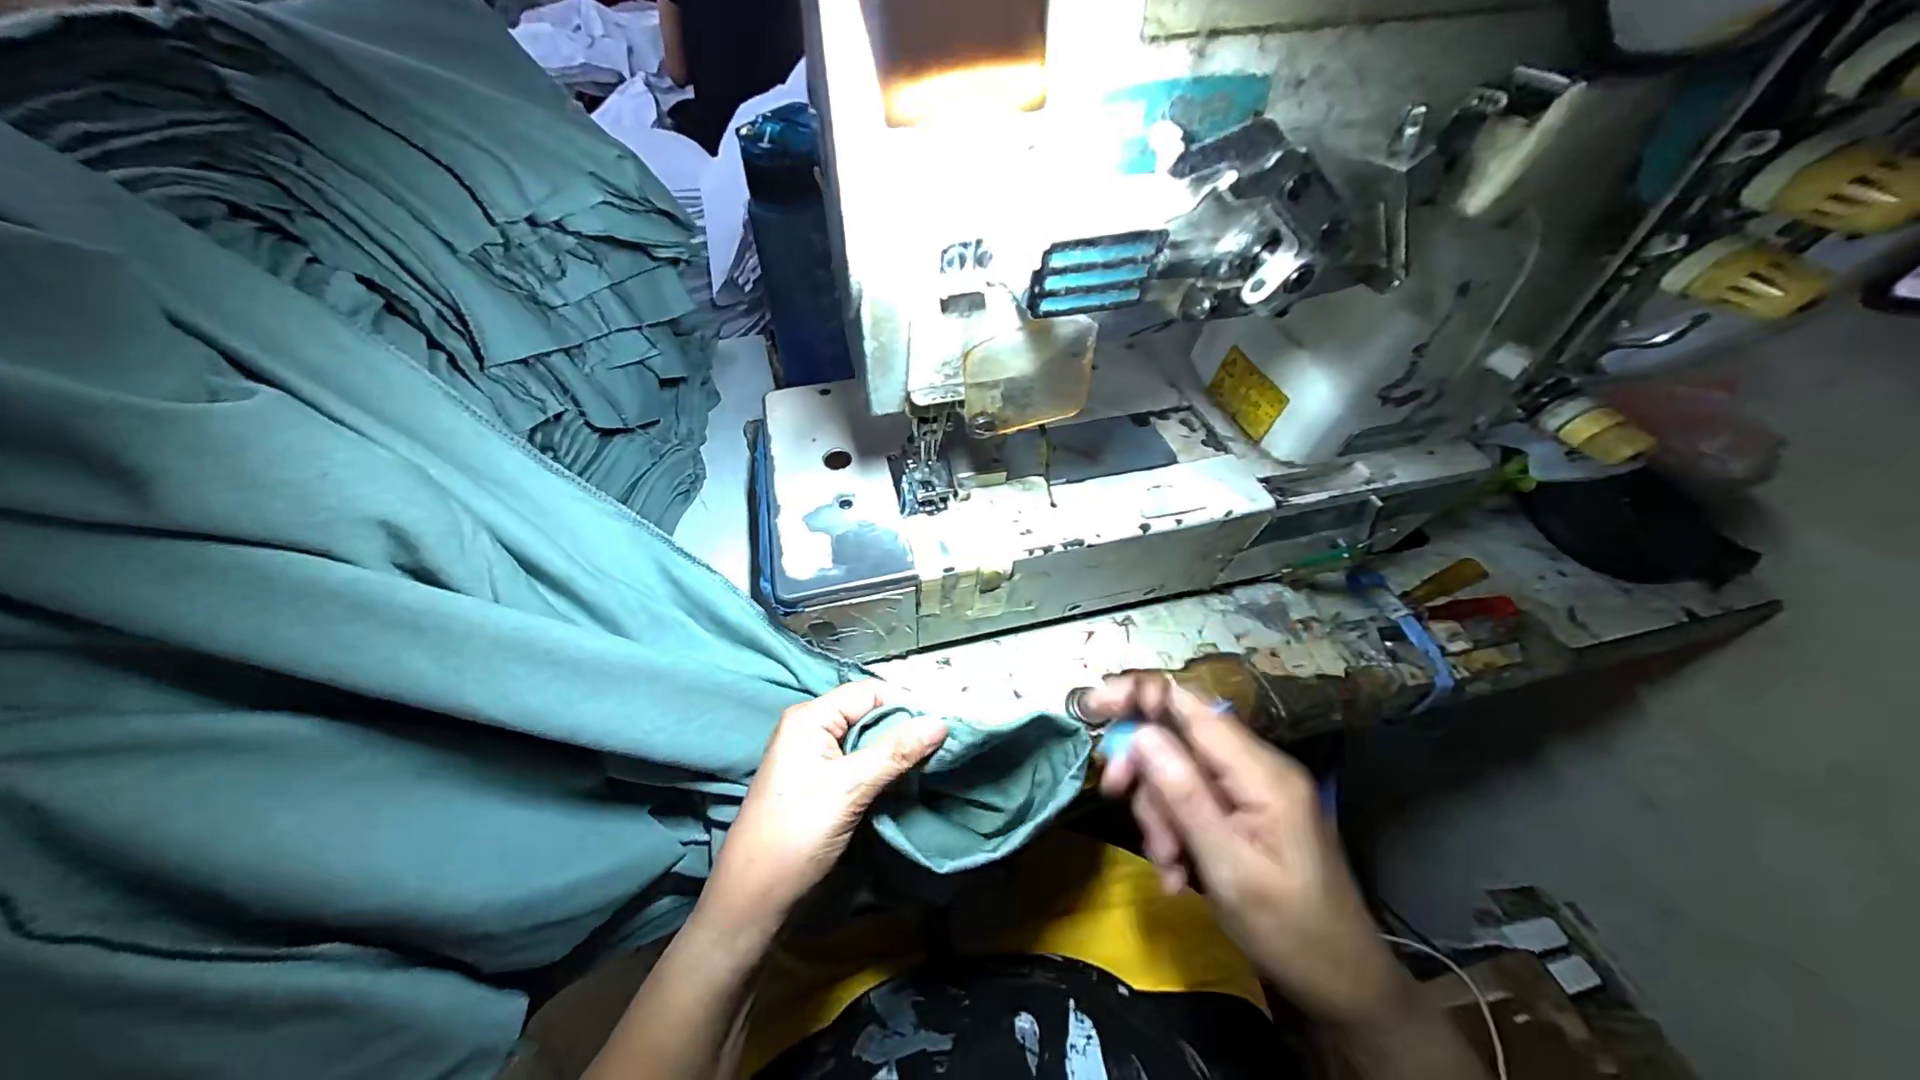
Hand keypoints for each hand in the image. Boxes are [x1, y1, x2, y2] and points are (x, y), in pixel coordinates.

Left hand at [705, 681, 947, 930]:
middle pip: (868, 714)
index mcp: (809, 718)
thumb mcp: (850, 788)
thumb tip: (941, 722)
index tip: (942, 726)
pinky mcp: (820, 783)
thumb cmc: (796, 834)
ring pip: (866, 740)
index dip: (905, 704)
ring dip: (896, 750)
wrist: (755, 899)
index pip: (868, 693)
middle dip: (904, 728)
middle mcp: (810, 729)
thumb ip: (896, 752)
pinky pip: (859, 762)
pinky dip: (882, 768)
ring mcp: (814, 758)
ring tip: (930, 763)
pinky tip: (905, 780)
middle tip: (942, 746)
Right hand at [1082, 674, 1411, 1026]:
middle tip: (1114, 793)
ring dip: (1159, 814)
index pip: (1191, 706)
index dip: (1139, 694)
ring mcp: (1252, 788)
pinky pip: (1194, 800)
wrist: (1343, 982)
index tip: (1094, 707)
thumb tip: (1141, 732)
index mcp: (1261, 772)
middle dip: (1144, 771)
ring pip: (1179, 773)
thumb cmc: (1290, 930)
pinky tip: (1177, 871)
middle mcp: (1257, 767)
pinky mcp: (1246, 809)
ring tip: (1167, 864)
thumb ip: (1184, 795)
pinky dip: (1175, 830)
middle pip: (1178, 739)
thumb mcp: (1228, 867)